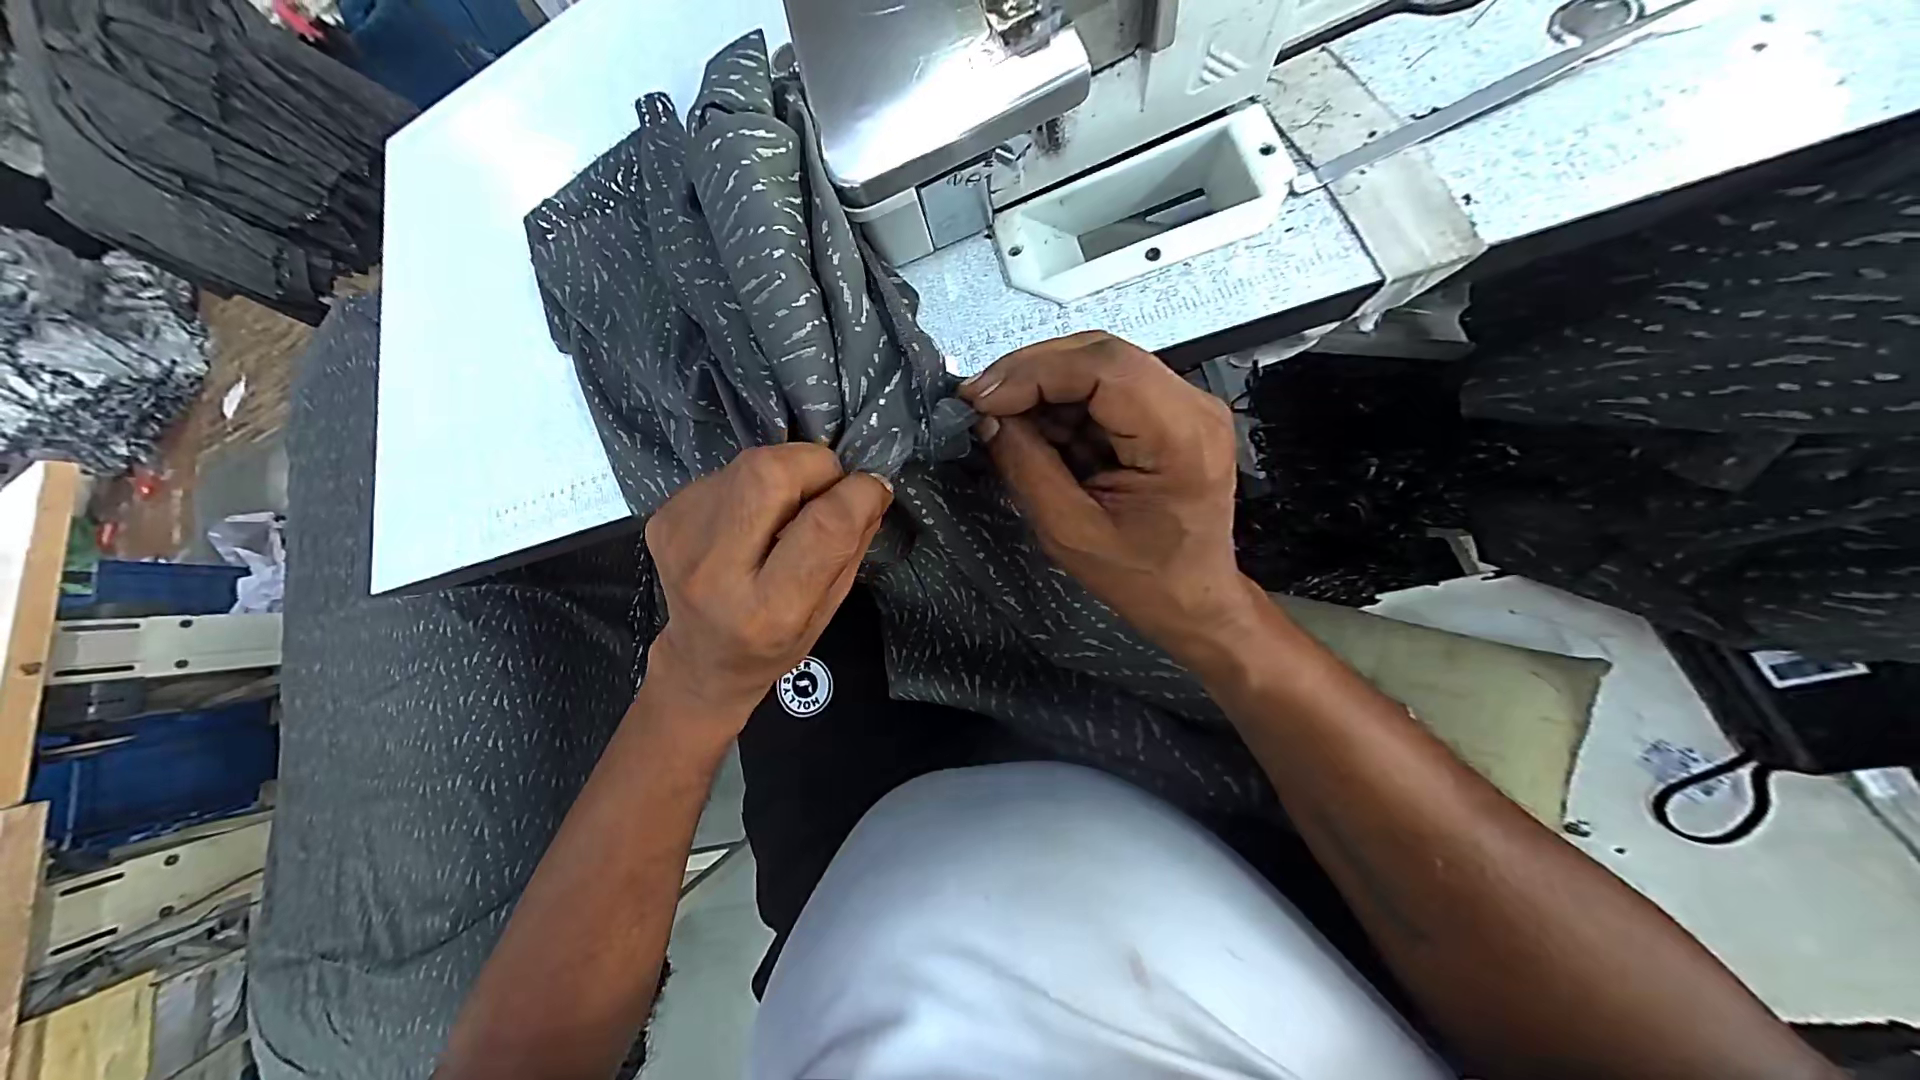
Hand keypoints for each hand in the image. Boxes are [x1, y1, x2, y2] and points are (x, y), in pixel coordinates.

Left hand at [643, 444, 891, 725]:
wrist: (701, 660)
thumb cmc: (777, 643)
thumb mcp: (829, 608)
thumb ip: (852, 545)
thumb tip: (871, 487)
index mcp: (769, 610)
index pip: (825, 525)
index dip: (859, 493)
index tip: (874, 490)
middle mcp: (715, 571)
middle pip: (771, 472)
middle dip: (816, 466)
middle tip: (827, 490)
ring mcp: (682, 538)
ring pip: (750, 463)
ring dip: (786, 472)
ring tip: (789, 507)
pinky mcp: (665, 516)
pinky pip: (727, 473)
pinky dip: (754, 484)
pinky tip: (752, 518)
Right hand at [961, 331, 1262, 663]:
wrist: (1194, 599)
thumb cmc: (1145, 580)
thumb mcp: (1070, 532)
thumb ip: (1027, 467)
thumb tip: (988, 418)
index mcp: (1182, 439)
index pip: (1104, 368)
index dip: (1032, 373)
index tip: (980, 398)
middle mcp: (1194, 407)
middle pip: (1101, 355)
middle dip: (1030, 374)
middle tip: (980, 402)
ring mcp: (1185, 405)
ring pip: (1098, 365)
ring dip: (1042, 389)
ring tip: (1003, 422)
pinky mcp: (1168, 413)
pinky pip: (1104, 389)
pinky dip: (1061, 405)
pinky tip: (1036, 432)